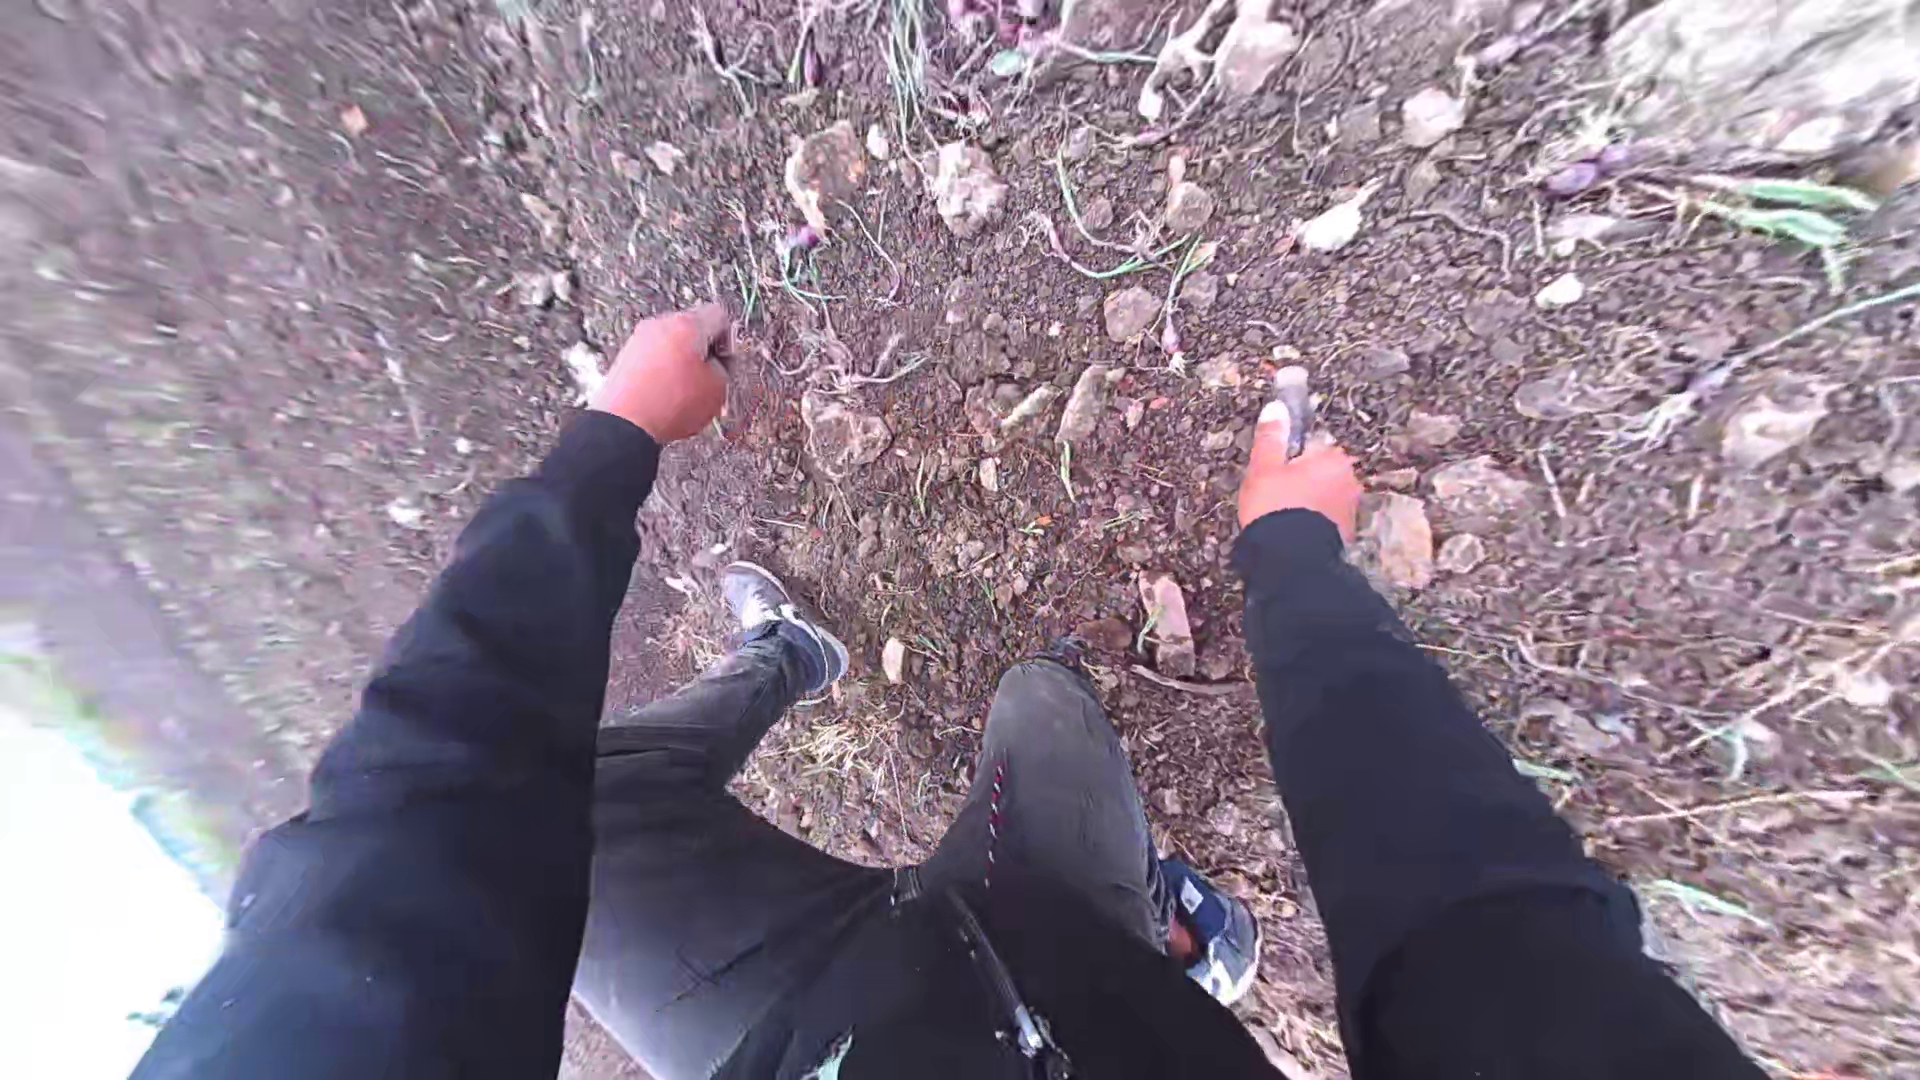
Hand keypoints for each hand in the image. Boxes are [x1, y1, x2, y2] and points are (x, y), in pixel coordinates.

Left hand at [591, 303, 731, 442]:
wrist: (626, 424)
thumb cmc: (672, 404)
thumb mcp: (718, 388)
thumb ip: (725, 366)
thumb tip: (720, 360)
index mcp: (687, 325)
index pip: (720, 315)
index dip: (729, 340)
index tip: (727, 360)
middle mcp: (661, 324)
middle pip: (694, 329)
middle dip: (705, 352)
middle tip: (710, 380)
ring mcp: (640, 339)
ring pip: (673, 344)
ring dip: (685, 363)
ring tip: (688, 392)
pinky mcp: (626, 356)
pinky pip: (655, 357)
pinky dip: (666, 372)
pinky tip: (669, 395)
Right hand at [1236, 400, 1362, 540]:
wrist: (1290, 556)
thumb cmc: (1274, 507)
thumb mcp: (1263, 468)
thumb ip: (1271, 437)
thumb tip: (1276, 408)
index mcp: (1332, 458)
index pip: (1310, 448)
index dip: (1287, 461)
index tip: (1271, 475)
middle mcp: (1349, 478)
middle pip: (1319, 472)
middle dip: (1300, 481)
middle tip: (1272, 497)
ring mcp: (1350, 506)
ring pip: (1323, 495)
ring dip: (1306, 502)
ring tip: (1279, 517)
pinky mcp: (1346, 531)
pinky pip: (1325, 517)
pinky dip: (1311, 520)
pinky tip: (1291, 530)